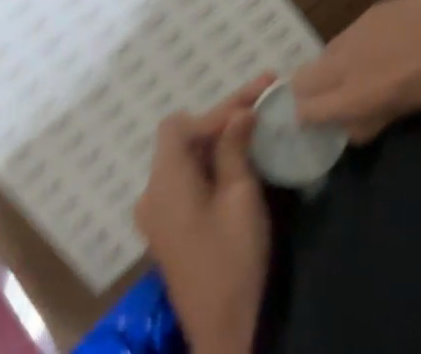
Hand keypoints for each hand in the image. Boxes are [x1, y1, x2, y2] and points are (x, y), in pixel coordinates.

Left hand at [133, 73, 274, 353]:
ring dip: (222, 138)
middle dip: (225, 116)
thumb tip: (239, 113)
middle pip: (183, 140)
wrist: (223, 325)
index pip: (181, 126)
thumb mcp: (241, 197)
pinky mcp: (172, 227)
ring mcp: (159, 213)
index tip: (259, 97)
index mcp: (165, 183)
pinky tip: (244, 156)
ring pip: (188, 159)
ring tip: (261, 120)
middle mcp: (153, 193)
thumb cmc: (233, 257)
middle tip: (268, 95)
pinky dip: (215, 162)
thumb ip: (234, 150)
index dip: (219, 108)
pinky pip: (189, 180)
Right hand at [293, 0, 420, 141]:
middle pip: (302, 79)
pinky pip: (348, 33)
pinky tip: (382, 45)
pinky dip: (355, 45)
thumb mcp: (410, 110)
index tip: (322, 120)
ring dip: (333, 66)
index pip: (305, 110)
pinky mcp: (371, 11)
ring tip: (364, 69)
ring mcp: (356, 31)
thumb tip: (350, 128)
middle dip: (311, 91)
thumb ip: (372, 121)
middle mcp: (345, 61)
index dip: (310, 118)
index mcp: (354, 95)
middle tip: (336, 96)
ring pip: (325, 53)